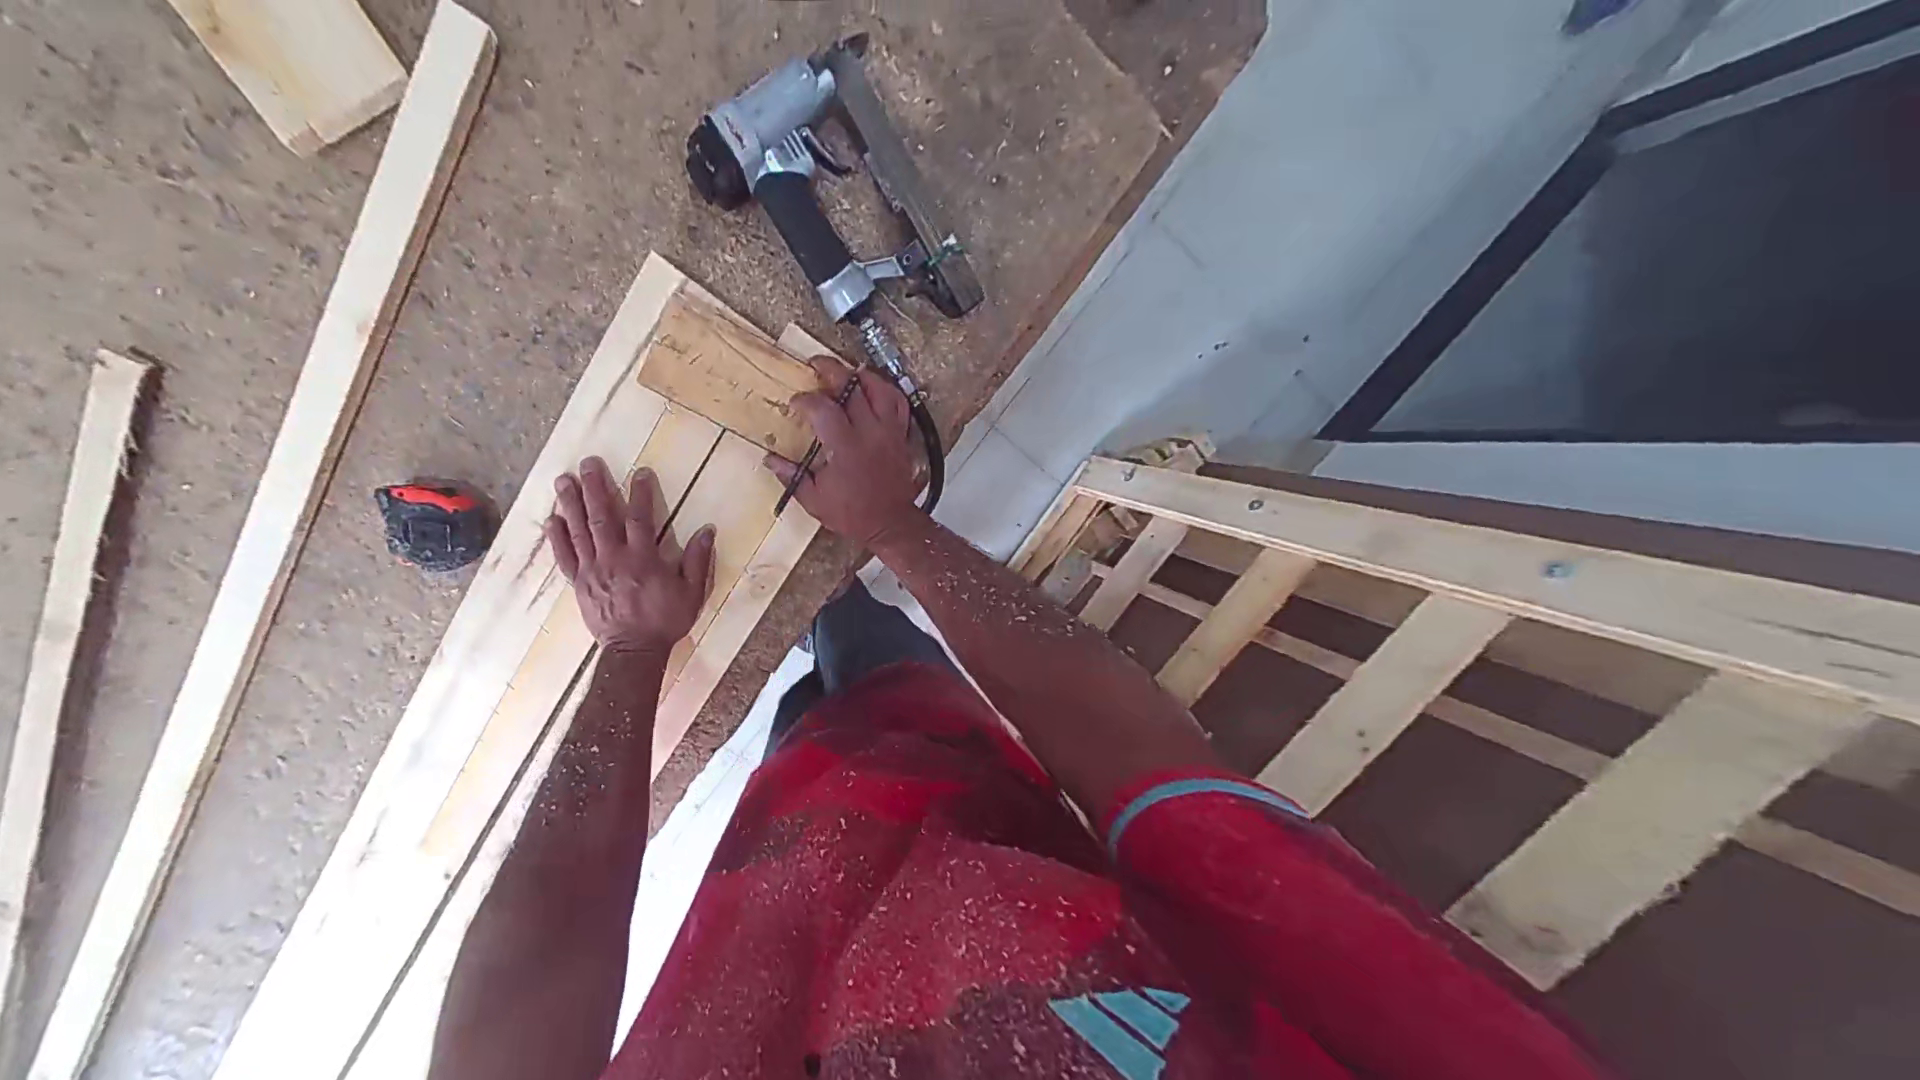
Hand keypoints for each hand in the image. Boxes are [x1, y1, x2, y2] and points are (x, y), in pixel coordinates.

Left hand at [545, 457, 714, 656]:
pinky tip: (552, 519)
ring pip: (579, 530)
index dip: (642, 493)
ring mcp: (592, 570)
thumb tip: (707, 530)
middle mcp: (614, 559)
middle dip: (596, 487)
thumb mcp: (693, 592)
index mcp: (643, 559)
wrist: (634, 650)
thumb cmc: (667, 620)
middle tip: (588, 463)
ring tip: (563, 480)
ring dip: (571, 503)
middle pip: (603, 516)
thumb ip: (699, 560)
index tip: (641, 472)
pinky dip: (557, 537)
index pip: (642, 518)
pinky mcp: (578, 583)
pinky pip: (565, 556)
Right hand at [765, 357, 922, 548]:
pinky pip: (899, 403)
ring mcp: (889, 432)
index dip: (805, 400)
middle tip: (817, 364)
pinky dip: (887, 390)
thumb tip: (770, 458)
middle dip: (831, 370)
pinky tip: (874, 388)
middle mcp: (870, 433)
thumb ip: (792, 476)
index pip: (823, 408)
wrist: (890, 524)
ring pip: (880, 389)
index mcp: (845, 448)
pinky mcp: (901, 436)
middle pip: (853, 387)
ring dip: (861, 375)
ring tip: (846, 371)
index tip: (795, 404)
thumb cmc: (853, 513)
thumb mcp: (814, 500)